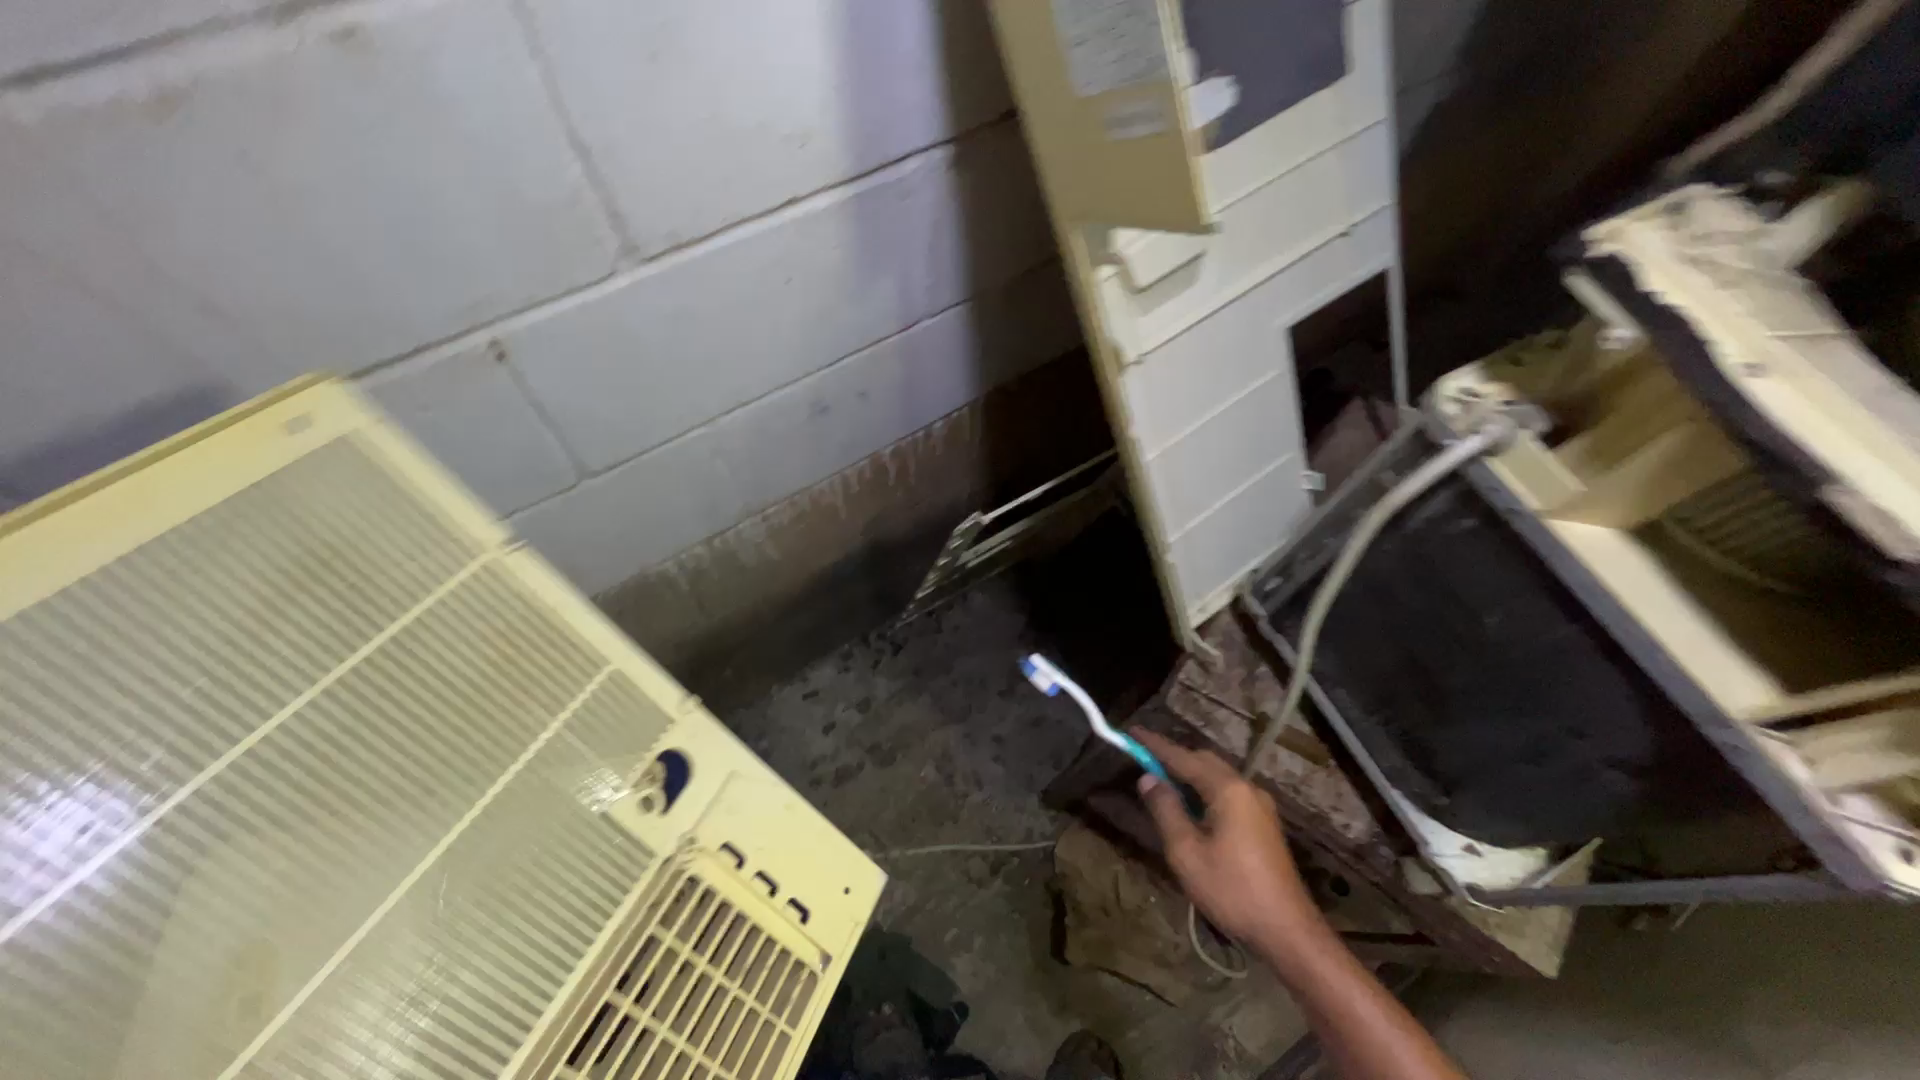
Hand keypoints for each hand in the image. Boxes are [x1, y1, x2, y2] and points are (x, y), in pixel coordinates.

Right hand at [1131, 729, 1327, 953]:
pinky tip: (1192, 809)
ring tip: (1162, 784)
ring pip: (1218, 778)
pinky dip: (1205, 791)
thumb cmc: (1232, 890)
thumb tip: (1148, 778)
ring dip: (1190, 776)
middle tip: (1143, 760)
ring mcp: (1260, 806)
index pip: (1183, 758)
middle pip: (1205, 762)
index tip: (1132, 732)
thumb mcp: (1187, 852)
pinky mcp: (1264, 824)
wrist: (1287, 930)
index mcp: (1228, 790)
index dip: (1155, 745)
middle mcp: (1247, 788)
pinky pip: (1229, 794)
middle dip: (1174, 758)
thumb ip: (1166, 810)